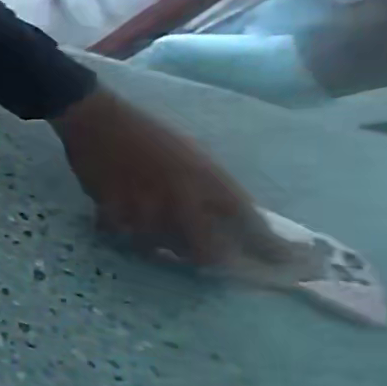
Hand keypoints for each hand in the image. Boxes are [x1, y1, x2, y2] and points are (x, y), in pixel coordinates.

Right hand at [51, 88, 273, 266]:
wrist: (96, 118)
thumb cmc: (148, 133)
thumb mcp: (193, 157)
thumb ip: (210, 190)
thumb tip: (225, 223)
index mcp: (210, 183)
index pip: (254, 229)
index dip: (274, 253)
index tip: (290, 267)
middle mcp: (183, 200)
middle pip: (207, 254)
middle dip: (207, 260)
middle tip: (201, 257)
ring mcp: (144, 206)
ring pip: (157, 248)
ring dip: (157, 245)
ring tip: (152, 235)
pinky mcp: (109, 207)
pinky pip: (117, 232)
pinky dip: (117, 229)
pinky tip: (116, 219)